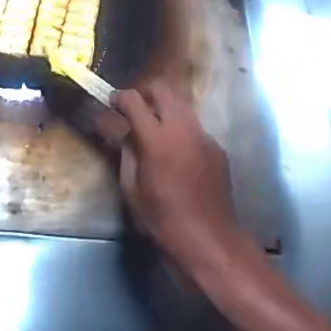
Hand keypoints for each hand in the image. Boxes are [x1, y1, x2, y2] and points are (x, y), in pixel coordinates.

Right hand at [112, 82, 243, 272]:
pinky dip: (181, 130)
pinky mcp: (217, 148)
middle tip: (134, 109)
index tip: (113, 102)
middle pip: (163, 90)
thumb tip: (123, 131)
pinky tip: (176, 153)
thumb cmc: (162, 219)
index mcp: (156, 139)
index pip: (134, 100)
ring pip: (182, 106)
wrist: (209, 239)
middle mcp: (183, 129)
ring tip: (154, 129)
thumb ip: (126, 152)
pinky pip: (194, 127)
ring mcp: (204, 137)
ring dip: (165, 109)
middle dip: (145, 94)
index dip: (120, 97)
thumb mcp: (131, 188)